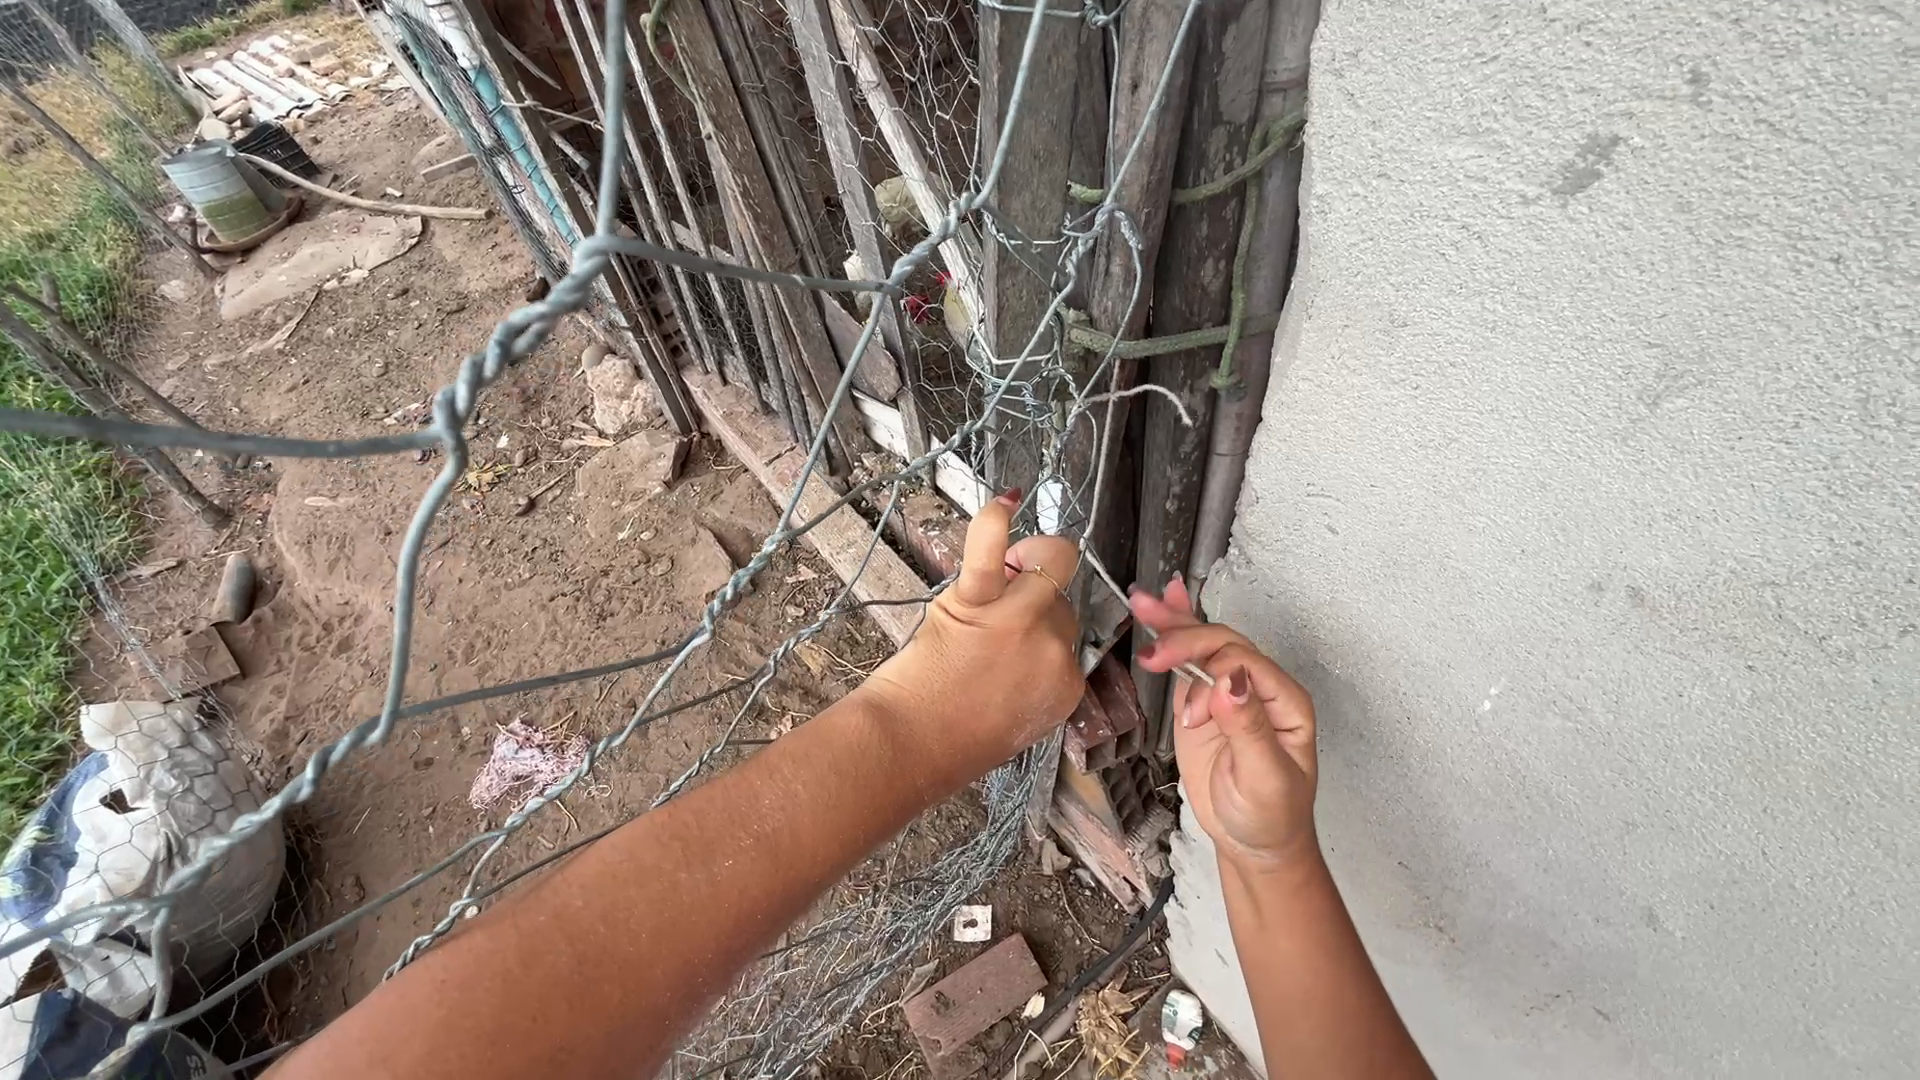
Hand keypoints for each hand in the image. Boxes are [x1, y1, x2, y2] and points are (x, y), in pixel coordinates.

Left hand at [860, 491, 1082, 770]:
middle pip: (1061, 599)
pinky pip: (992, 548)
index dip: (1043, 623)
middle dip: (1035, 594)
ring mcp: (1021, 623)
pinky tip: (1006, 502)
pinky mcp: (977, 604)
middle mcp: (1054, 650)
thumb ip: (1034, 677)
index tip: (1017, 631)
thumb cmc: (950, 740)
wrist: (907, 747)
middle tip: (998, 605)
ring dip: (1033, 555)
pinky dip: (997, 520)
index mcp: (1066, 685)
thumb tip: (1029, 637)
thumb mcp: (1016, 716)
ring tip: (1007, 562)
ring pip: (1051, 563)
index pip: (1070, 633)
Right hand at [1131, 576, 1318, 869]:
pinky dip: (1173, 635)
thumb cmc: (1271, 816)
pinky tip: (1162, 609)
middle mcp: (1259, 688)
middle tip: (1153, 655)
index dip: (1212, 675)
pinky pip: (1188, 662)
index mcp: (1284, 702)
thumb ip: (1249, 728)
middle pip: (1221, 644)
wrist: (1253, 842)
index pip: (1244, 662)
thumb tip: (1231, 680)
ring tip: (1144, 601)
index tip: (1191, 714)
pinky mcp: (1202, 701)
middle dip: (1185, 642)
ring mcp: (1228, 691)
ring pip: (1203, 644)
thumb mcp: (1264, 779)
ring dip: (1173, 622)